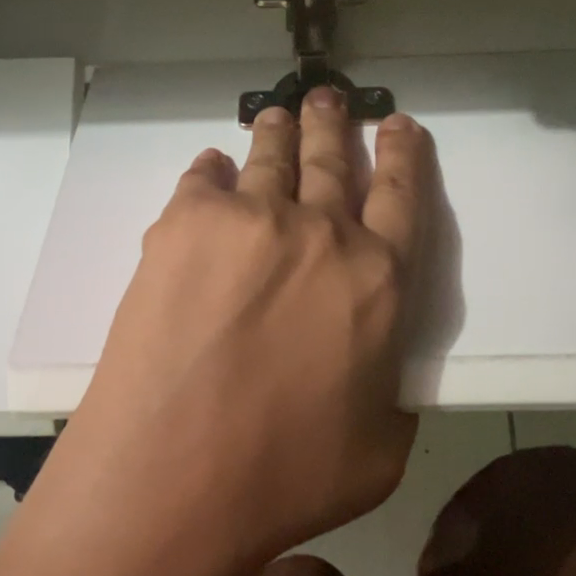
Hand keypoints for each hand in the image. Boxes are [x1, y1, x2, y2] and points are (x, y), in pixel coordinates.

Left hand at [69, 89, 436, 561]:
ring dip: (279, 132)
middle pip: (333, 161)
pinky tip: (212, 167)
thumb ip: (391, 388)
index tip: (398, 123)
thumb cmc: (286, 477)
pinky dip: (212, 170)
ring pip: (272, 158)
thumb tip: (376, 358)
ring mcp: (251, 219)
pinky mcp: (186, 224)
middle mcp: (322, 233)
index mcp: (379, 282)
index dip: (403, 155)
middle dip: (334, 124)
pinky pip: (205, 179)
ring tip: (278, 115)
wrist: (173, 474)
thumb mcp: (382, 448)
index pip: (402, 198)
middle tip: (327, 98)